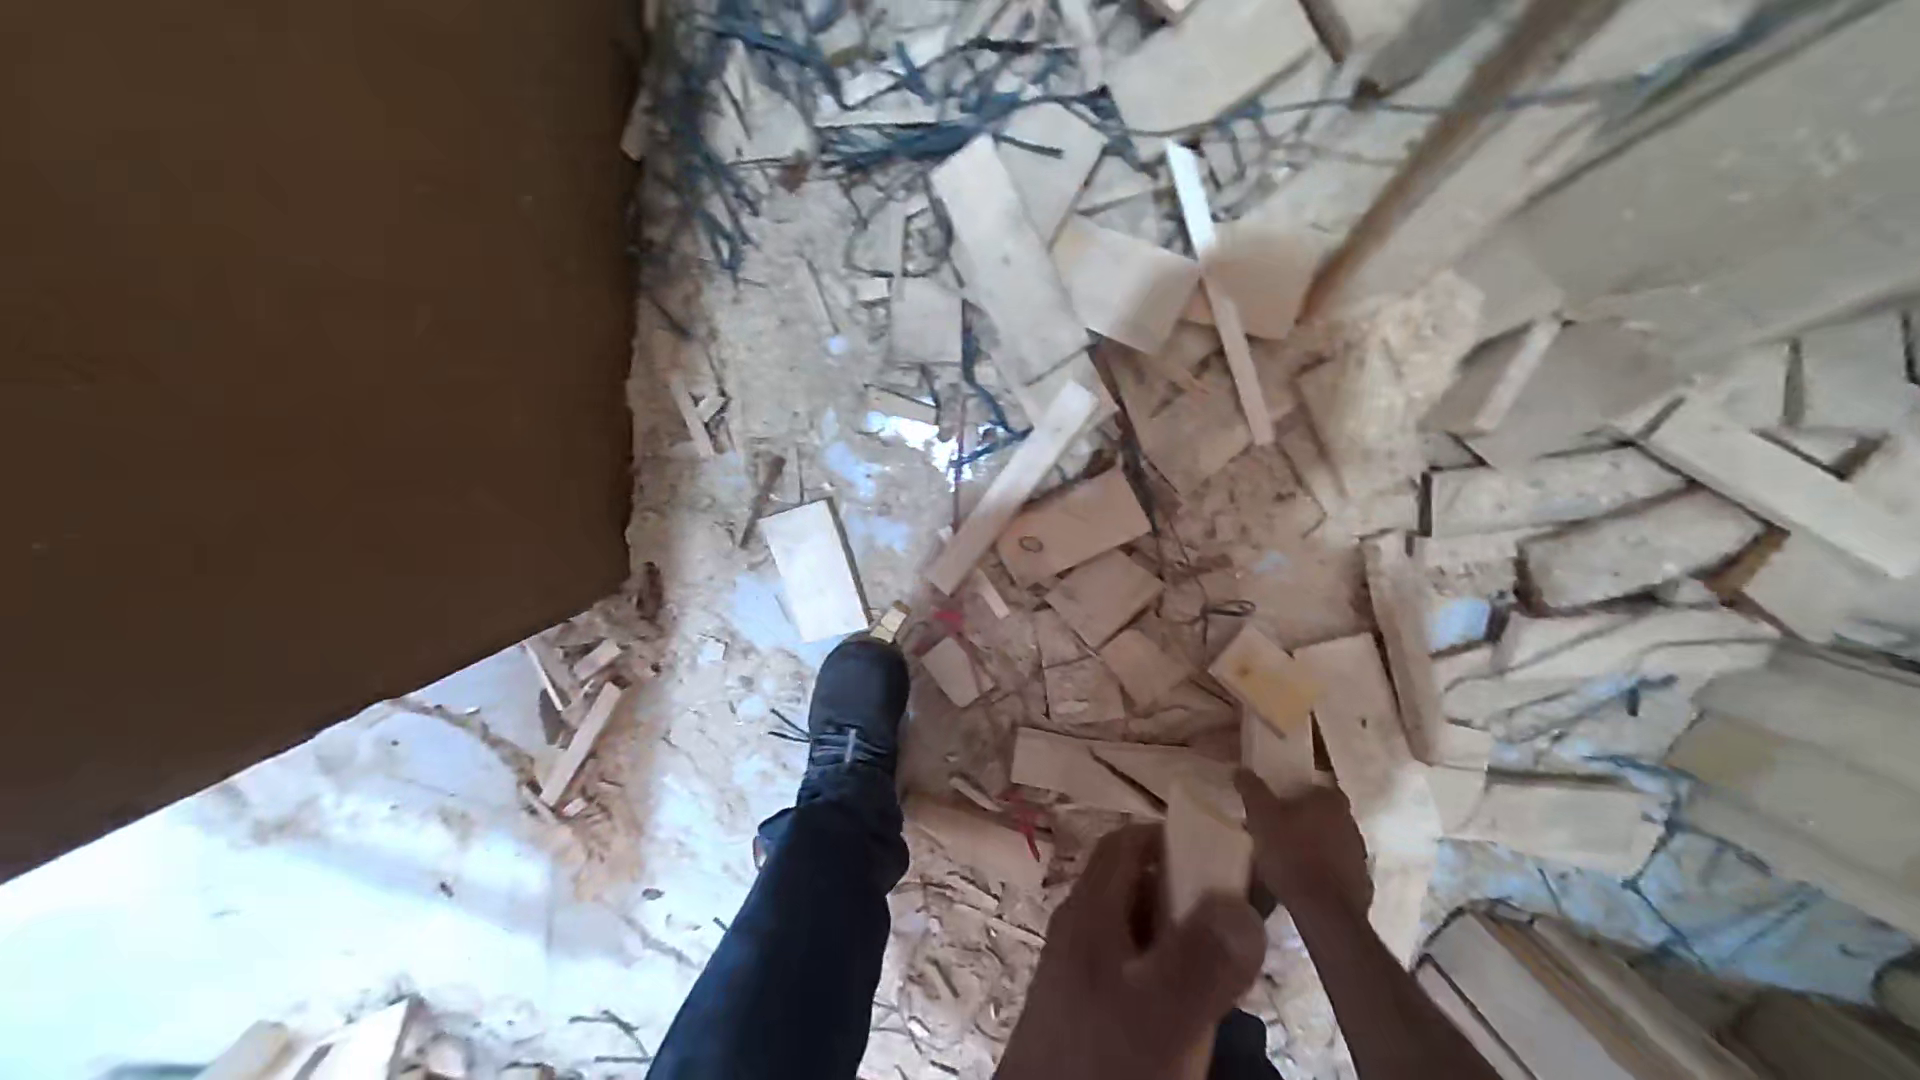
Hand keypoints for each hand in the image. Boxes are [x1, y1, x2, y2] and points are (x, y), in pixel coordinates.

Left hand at [994, 825, 1266, 1079]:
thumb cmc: (1103, 1062)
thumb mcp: (1160, 1013)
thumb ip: (1202, 957)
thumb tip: (1241, 903)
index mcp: (1089, 909)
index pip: (1126, 843)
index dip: (1171, 837)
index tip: (1222, 856)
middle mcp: (1081, 927)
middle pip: (1135, 884)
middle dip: (1187, 892)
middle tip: (1237, 921)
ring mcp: (1081, 966)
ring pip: (1137, 928)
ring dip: (1181, 935)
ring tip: (1226, 967)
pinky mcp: (1087, 1004)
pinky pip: (1134, 968)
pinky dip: (1167, 972)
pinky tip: (1194, 1009)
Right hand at [1235, 770, 1370, 915]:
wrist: (1324, 912)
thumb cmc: (1291, 854)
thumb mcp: (1261, 817)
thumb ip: (1251, 789)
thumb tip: (1241, 770)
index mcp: (1331, 801)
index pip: (1318, 780)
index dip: (1298, 783)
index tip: (1281, 789)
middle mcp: (1350, 822)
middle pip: (1323, 809)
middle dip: (1301, 812)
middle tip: (1275, 819)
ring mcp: (1359, 853)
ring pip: (1330, 837)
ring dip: (1310, 839)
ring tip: (1283, 849)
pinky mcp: (1360, 881)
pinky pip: (1336, 864)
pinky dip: (1320, 864)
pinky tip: (1301, 873)